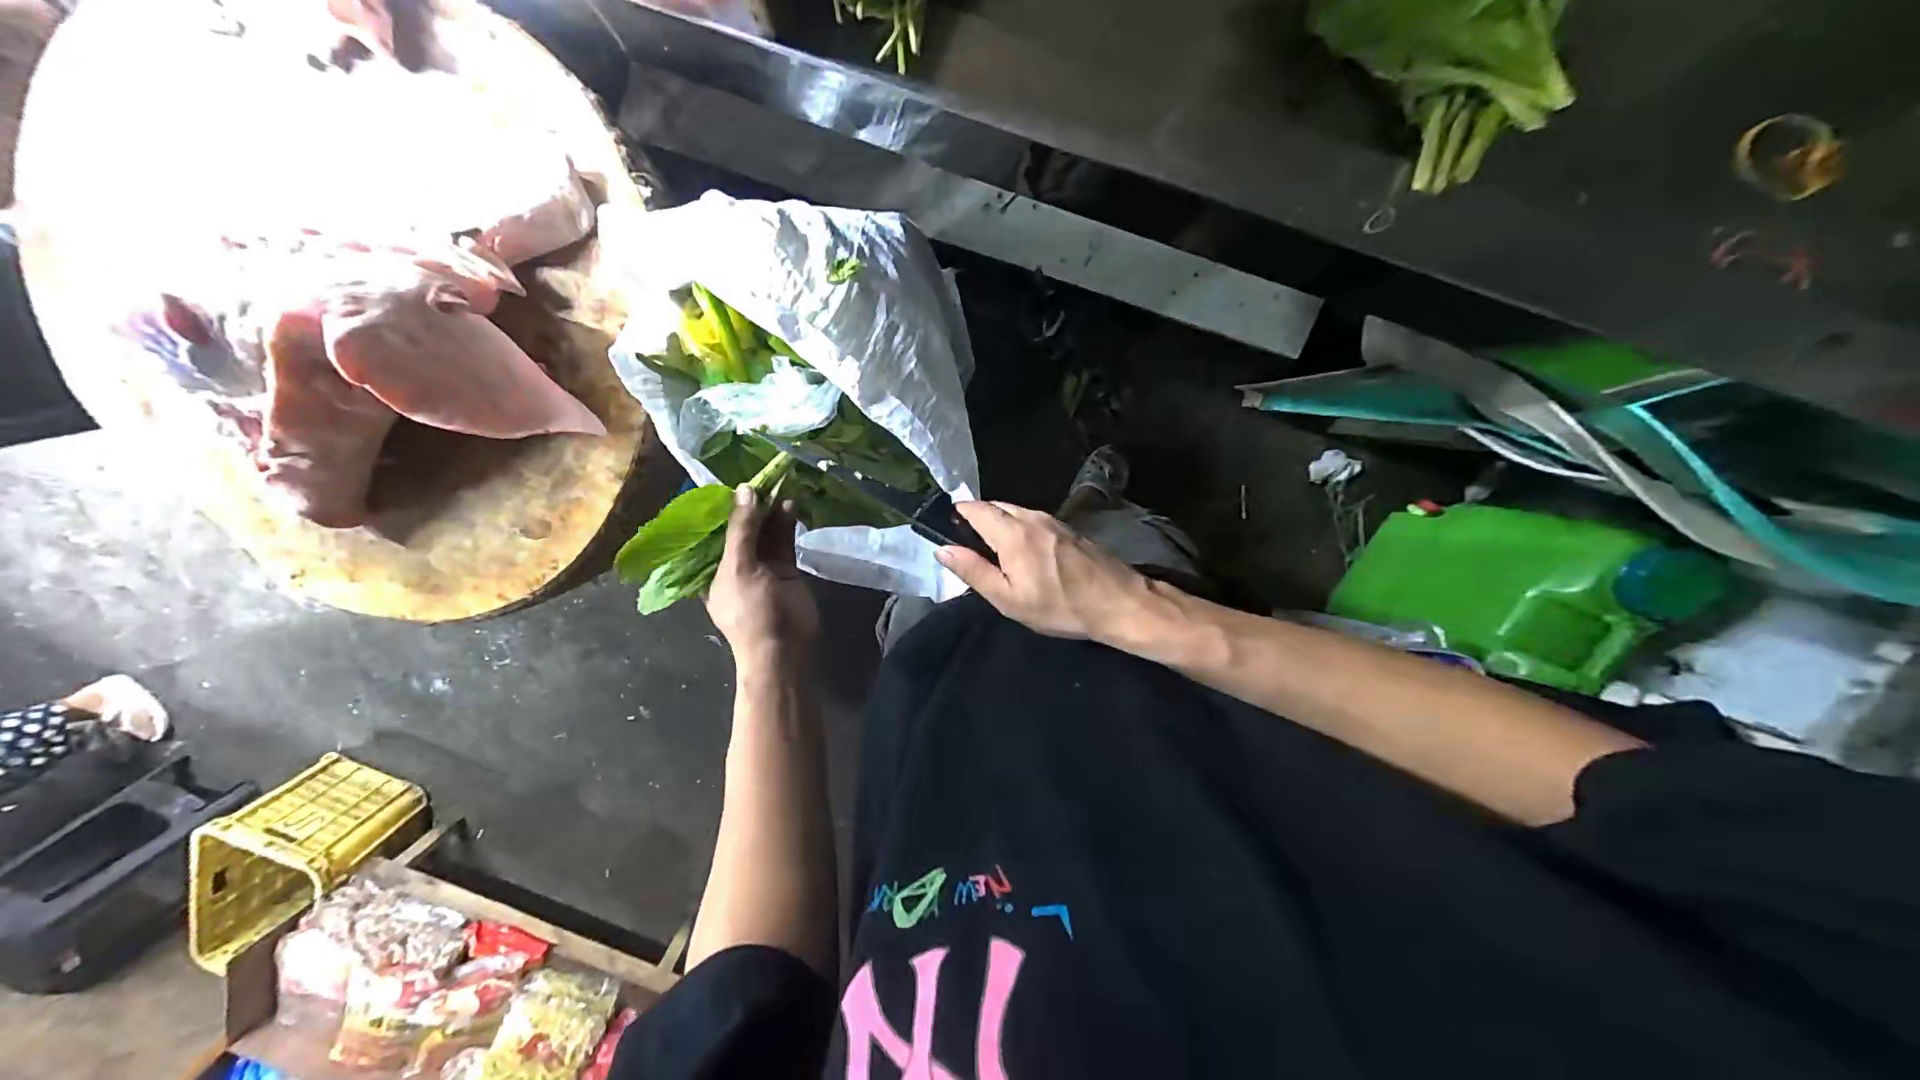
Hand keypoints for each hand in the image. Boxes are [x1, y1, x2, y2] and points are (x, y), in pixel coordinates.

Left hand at [707, 485, 819, 665]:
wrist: (784, 649)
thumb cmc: (751, 612)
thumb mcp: (739, 568)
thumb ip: (742, 529)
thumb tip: (745, 489)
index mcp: (710, 568)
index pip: (711, 531)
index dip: (721, 507)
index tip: (730, 480)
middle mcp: (733, 564)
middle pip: (741, 528)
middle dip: (750, 505)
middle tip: (762, 476)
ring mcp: (761, 567)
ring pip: (763, 532)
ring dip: (770, 511)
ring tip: (779, 483)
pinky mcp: (785, 569)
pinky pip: (782, 541)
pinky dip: (786, 523)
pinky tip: (790, 504)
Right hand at [935, 501, 1154, 639]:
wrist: (1118, 602)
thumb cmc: (1060, 606)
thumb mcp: (1009, 599)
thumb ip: (974, 571)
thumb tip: (943, 549)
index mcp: (1012, 532)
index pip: (975, 508)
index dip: (957, 514)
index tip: (948, 531)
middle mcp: (1031, 517)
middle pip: (994, 506)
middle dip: (977, 518)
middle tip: (969, 546)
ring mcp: (1052, 520)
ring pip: (1014, 511)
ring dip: (999, 523)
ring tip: (994, 552)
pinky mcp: (1068, 528)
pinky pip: (1032, 519)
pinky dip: (1018, 528)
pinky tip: (1023, 552)